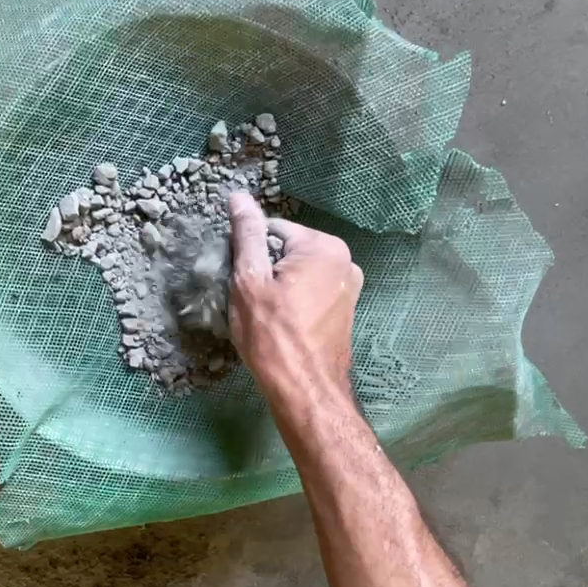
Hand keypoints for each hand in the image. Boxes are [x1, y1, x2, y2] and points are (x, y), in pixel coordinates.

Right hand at [226, 190, 364, 424]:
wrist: (305, 390)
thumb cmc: (272, 334)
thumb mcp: (249, 279)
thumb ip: (246, 234)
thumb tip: (238, 196)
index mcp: (324, 246)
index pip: (271, 230)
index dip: (250, 254)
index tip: (242, 282)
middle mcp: (345, 260)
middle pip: (286, 250)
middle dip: (265, 270)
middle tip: (251, 302)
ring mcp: (349, 286)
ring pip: (297, 272)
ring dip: (277, 287)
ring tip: (265, 315)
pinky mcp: (346, 308)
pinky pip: (310, 291)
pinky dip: (293, 301)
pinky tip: (281, 324)